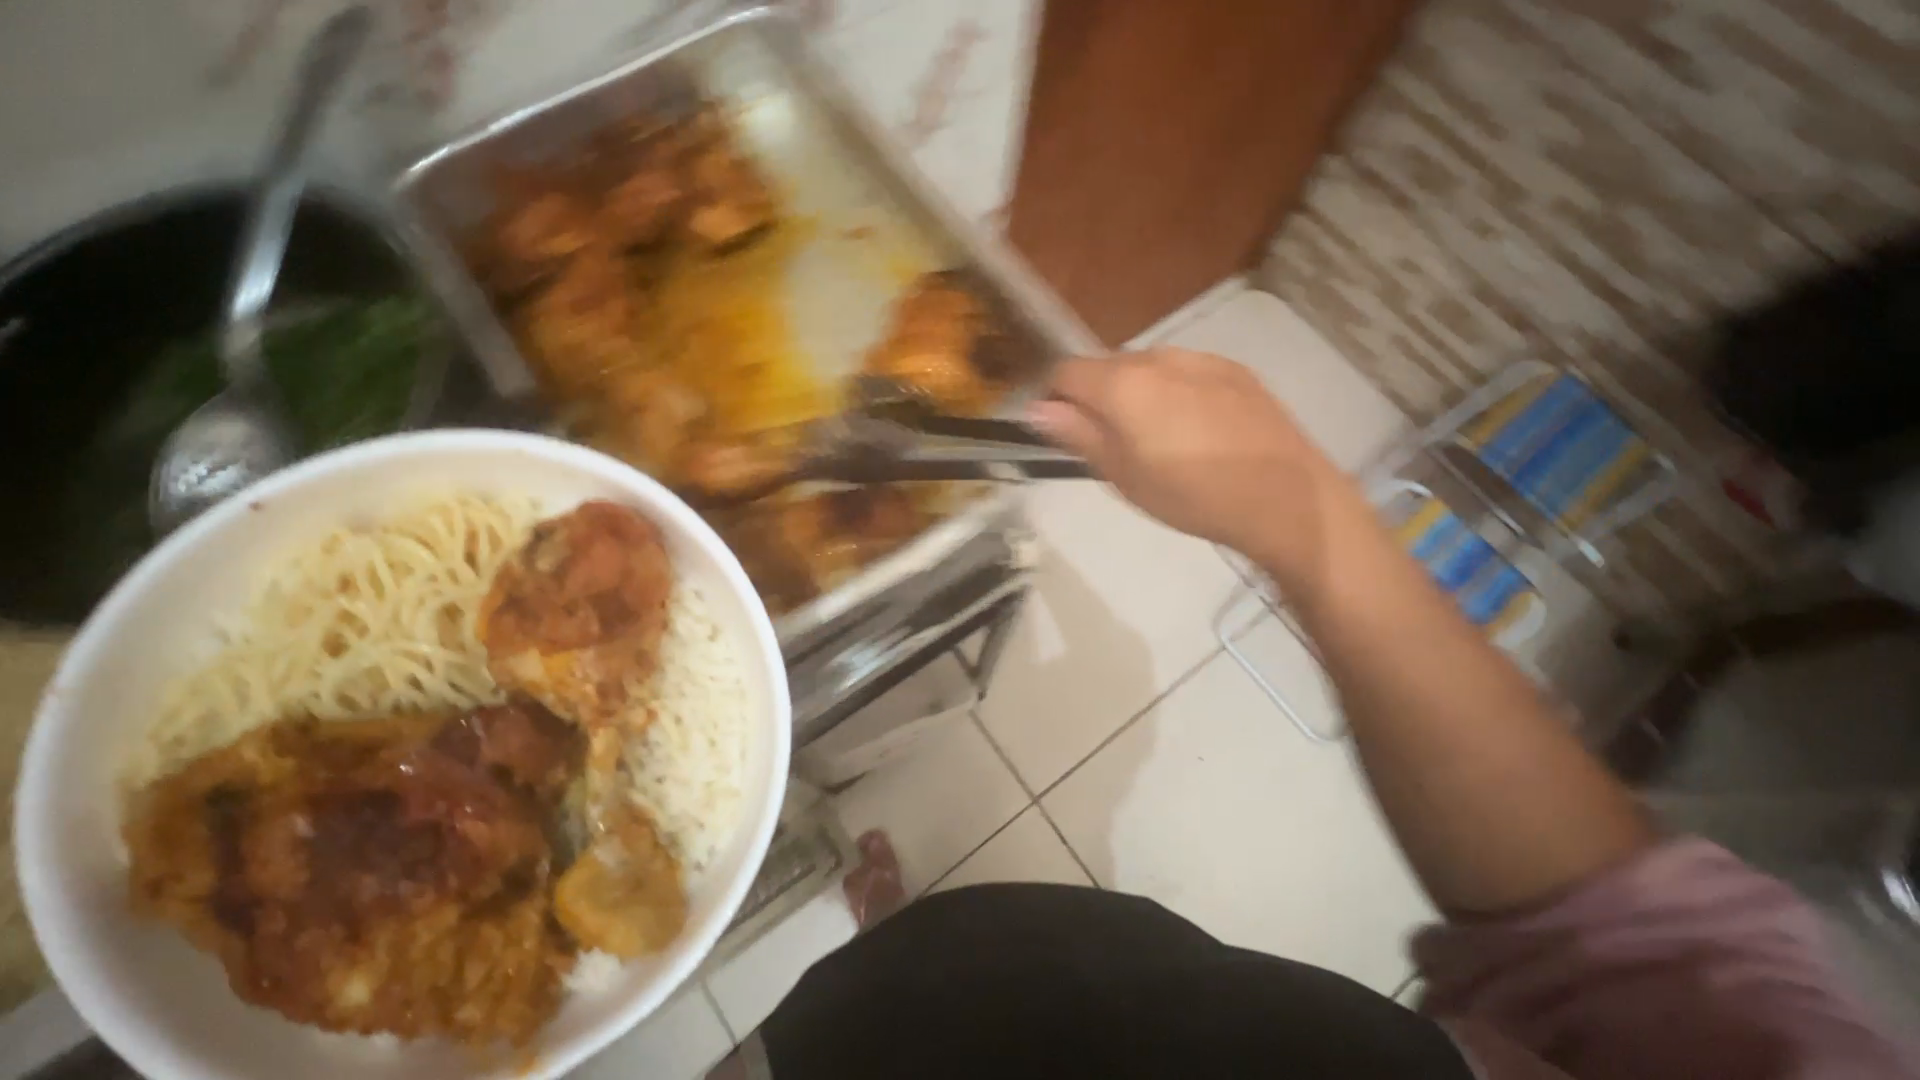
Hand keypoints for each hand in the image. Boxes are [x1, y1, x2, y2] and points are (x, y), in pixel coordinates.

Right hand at [1027, 348, 1364, 594]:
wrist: (1285, 497)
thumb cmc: (1192, 496)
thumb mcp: (1123, 476)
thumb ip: (1078, 434)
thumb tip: (1037, 409)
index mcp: (1123, 384)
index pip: (1066, 372)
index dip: (1055, 400)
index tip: (1064, 433)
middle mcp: (1158, 358)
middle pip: (1107, 367)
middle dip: (1098, 398)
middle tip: (1114, 447)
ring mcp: (1200, 359)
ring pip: (1148, 369)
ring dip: (1138, 395)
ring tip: (1161, 442)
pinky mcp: (1235, 370)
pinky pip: (1186, 373)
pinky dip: (1176, 394)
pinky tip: (1198, 432)